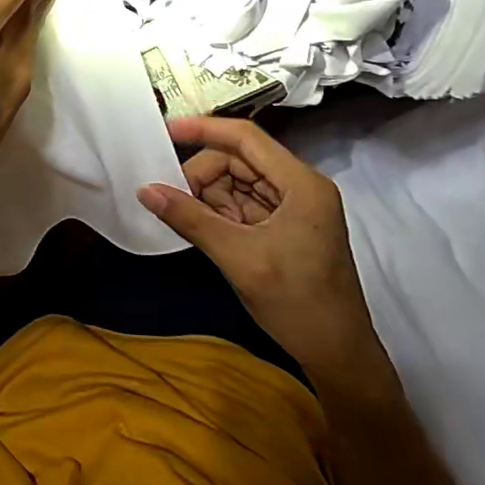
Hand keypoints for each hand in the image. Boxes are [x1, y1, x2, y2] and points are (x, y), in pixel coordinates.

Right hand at [137, 117, 374, 368]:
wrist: (338, 355)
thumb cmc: (296, 303)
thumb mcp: (239, 258)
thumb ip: (191, 219)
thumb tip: (146, 190)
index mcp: (300, 183)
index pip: (246, 138)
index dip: (204, 129)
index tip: (166, 130)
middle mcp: (299, 186)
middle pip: (240, 160)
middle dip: (203, 174)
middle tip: (169, 196)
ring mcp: (293, 207)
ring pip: (239, 182)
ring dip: (209, 195)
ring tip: (182, 215)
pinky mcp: (285, 227)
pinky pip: (244, 205)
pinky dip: (220, 212)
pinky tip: (199, 225)